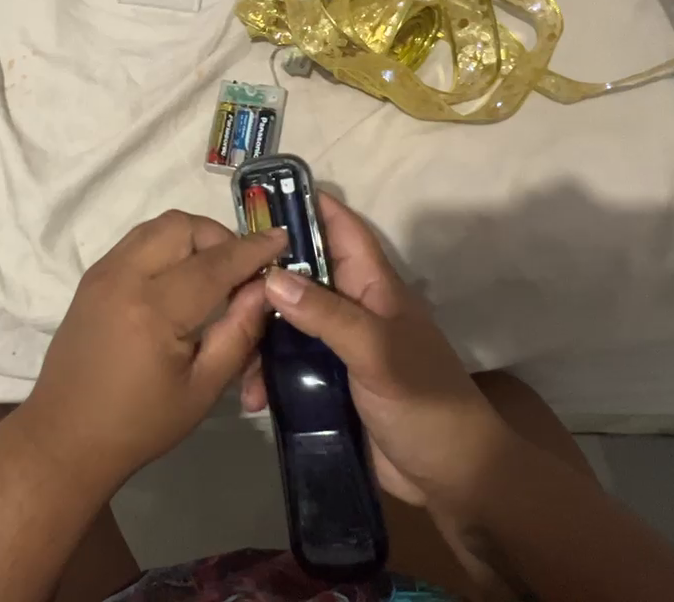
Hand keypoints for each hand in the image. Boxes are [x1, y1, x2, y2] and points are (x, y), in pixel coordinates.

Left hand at [21, 211, 286, 490]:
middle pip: (181, 226)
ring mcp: (102, 272)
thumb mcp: (202, 388)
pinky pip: (136, 241)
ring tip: (213, 272)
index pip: (214, 263)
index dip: (252, 250)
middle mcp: (124, 277)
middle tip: (240, 269)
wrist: (65, 436)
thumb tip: (265, 289)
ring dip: (191, 237)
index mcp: (154, 309)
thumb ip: (238, 333)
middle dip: (218, 237)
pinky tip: (179, 278)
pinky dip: (165, 245)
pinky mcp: (91, 277)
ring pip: (156, 226)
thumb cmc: (139, 423)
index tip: (282, 239)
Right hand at [241, 192, 515, 512]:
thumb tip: (271, 278)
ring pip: (285, 321)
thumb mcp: (378, 352)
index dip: (306, 205)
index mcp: (372, 287)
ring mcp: (336, 345)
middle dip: (263, 274)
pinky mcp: (325, 381)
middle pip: (300, 273)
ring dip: (258, 332)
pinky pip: (285, 365)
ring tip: (229, 345)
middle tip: (220, 280)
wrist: (454, 480)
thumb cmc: (426, 403)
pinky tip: (249, 395)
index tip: (260, 194)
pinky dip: (265, 375)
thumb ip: (327, 315)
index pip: (339, 228)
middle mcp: (350, 307)